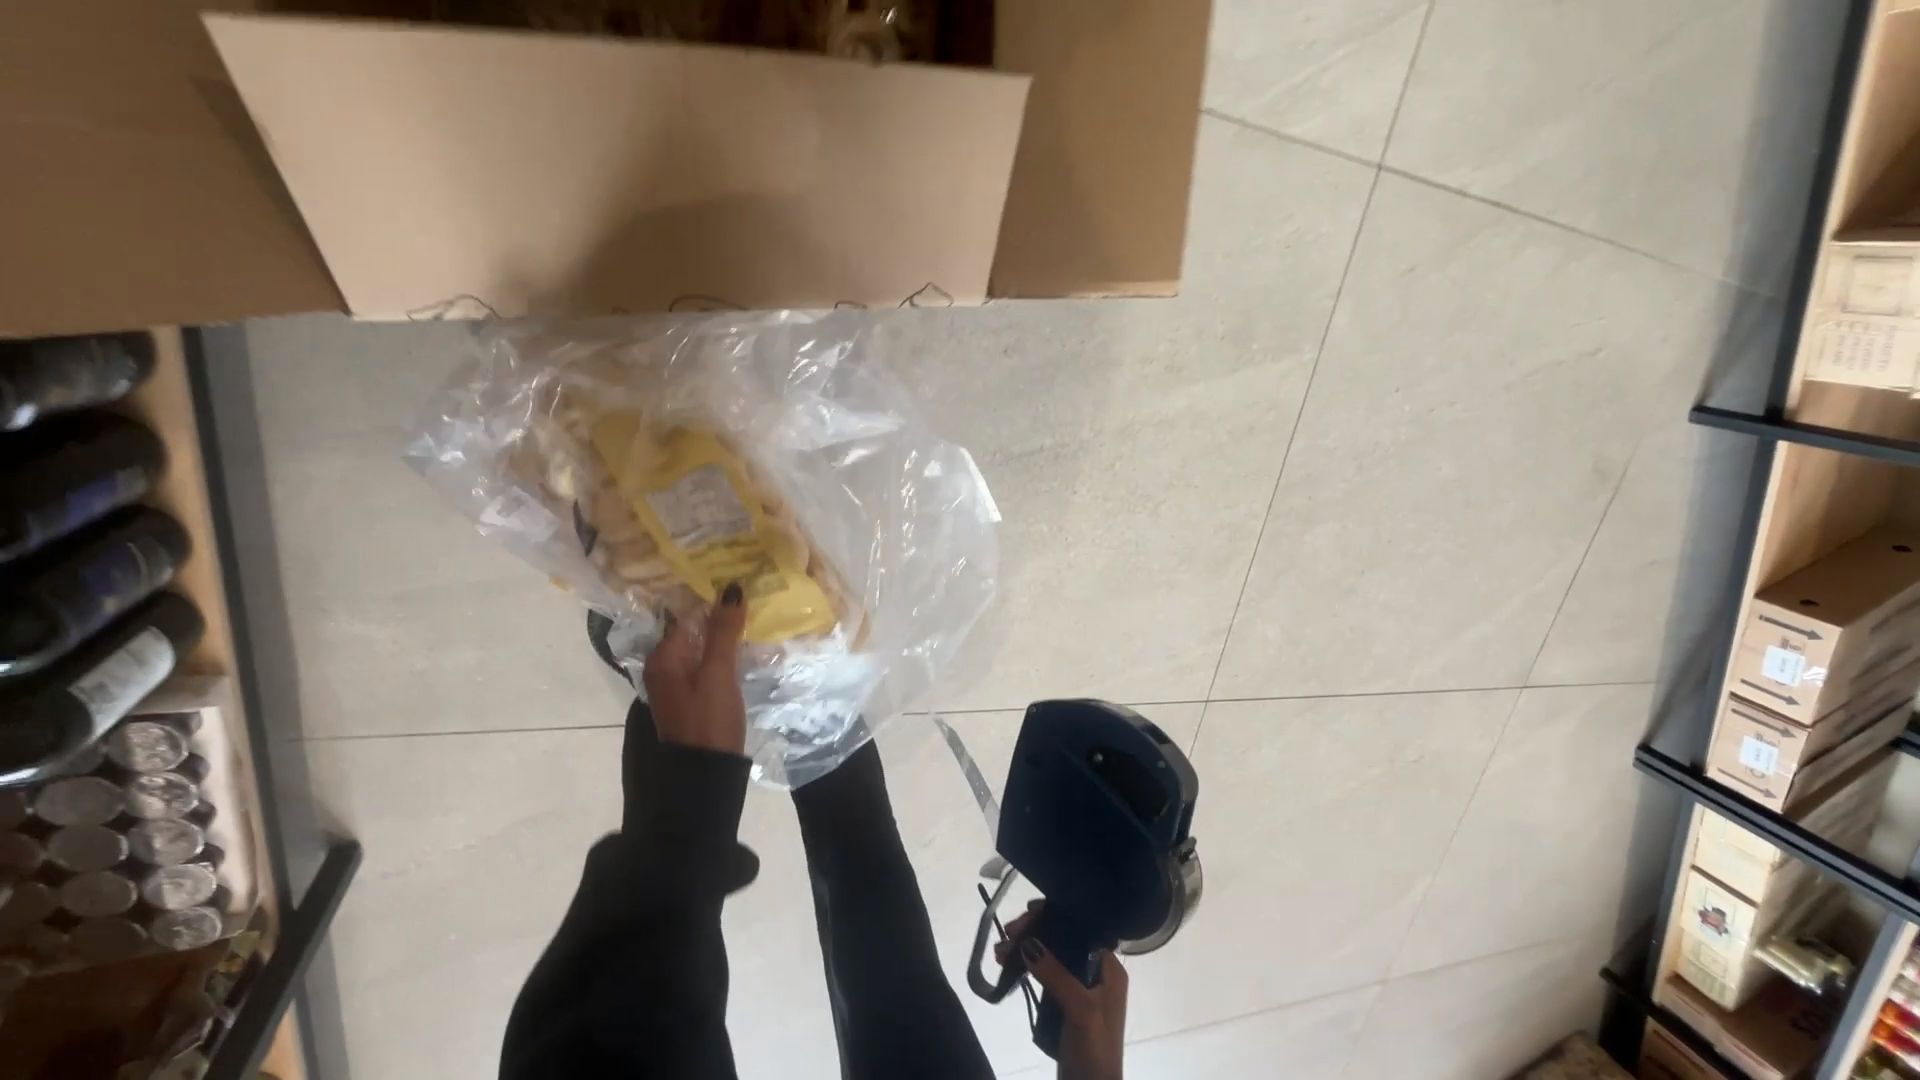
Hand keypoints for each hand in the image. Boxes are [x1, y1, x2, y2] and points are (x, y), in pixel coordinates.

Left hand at [641, 583, 747, 754]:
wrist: (705, 774)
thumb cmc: (708, 719)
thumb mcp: (718, 673)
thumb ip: (724, 631)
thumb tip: (732, 588)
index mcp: (663, 658)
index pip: (688, 616)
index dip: (714, 601)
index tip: (742, 586)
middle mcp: (664, 668)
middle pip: (694, 632)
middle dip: (721, 617)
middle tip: (754, 597)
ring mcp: (678, 685)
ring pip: (703, 649)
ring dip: (726, 636)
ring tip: (756, 618)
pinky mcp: (694, 698)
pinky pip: (708, 666)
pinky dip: (725, 656)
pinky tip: (747, 650)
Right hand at [996, 902, 1127, 1079]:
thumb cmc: (1095, 1050)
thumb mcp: (1079, 1009)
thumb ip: (1056, 973)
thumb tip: (1028, 941)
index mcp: (1109, 968)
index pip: (1081, 927)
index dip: (1055, 915)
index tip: (1028, 911)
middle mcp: (1097, 973)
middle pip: (1063, 939)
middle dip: (1035, 932)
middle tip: (1008, 933)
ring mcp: (1080, 989)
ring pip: (1051, 955)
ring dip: (1026, 949)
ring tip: (1000, 950)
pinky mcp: (1065, 1004)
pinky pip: (1045, 974)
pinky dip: (1027, 966)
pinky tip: (1008, 965)